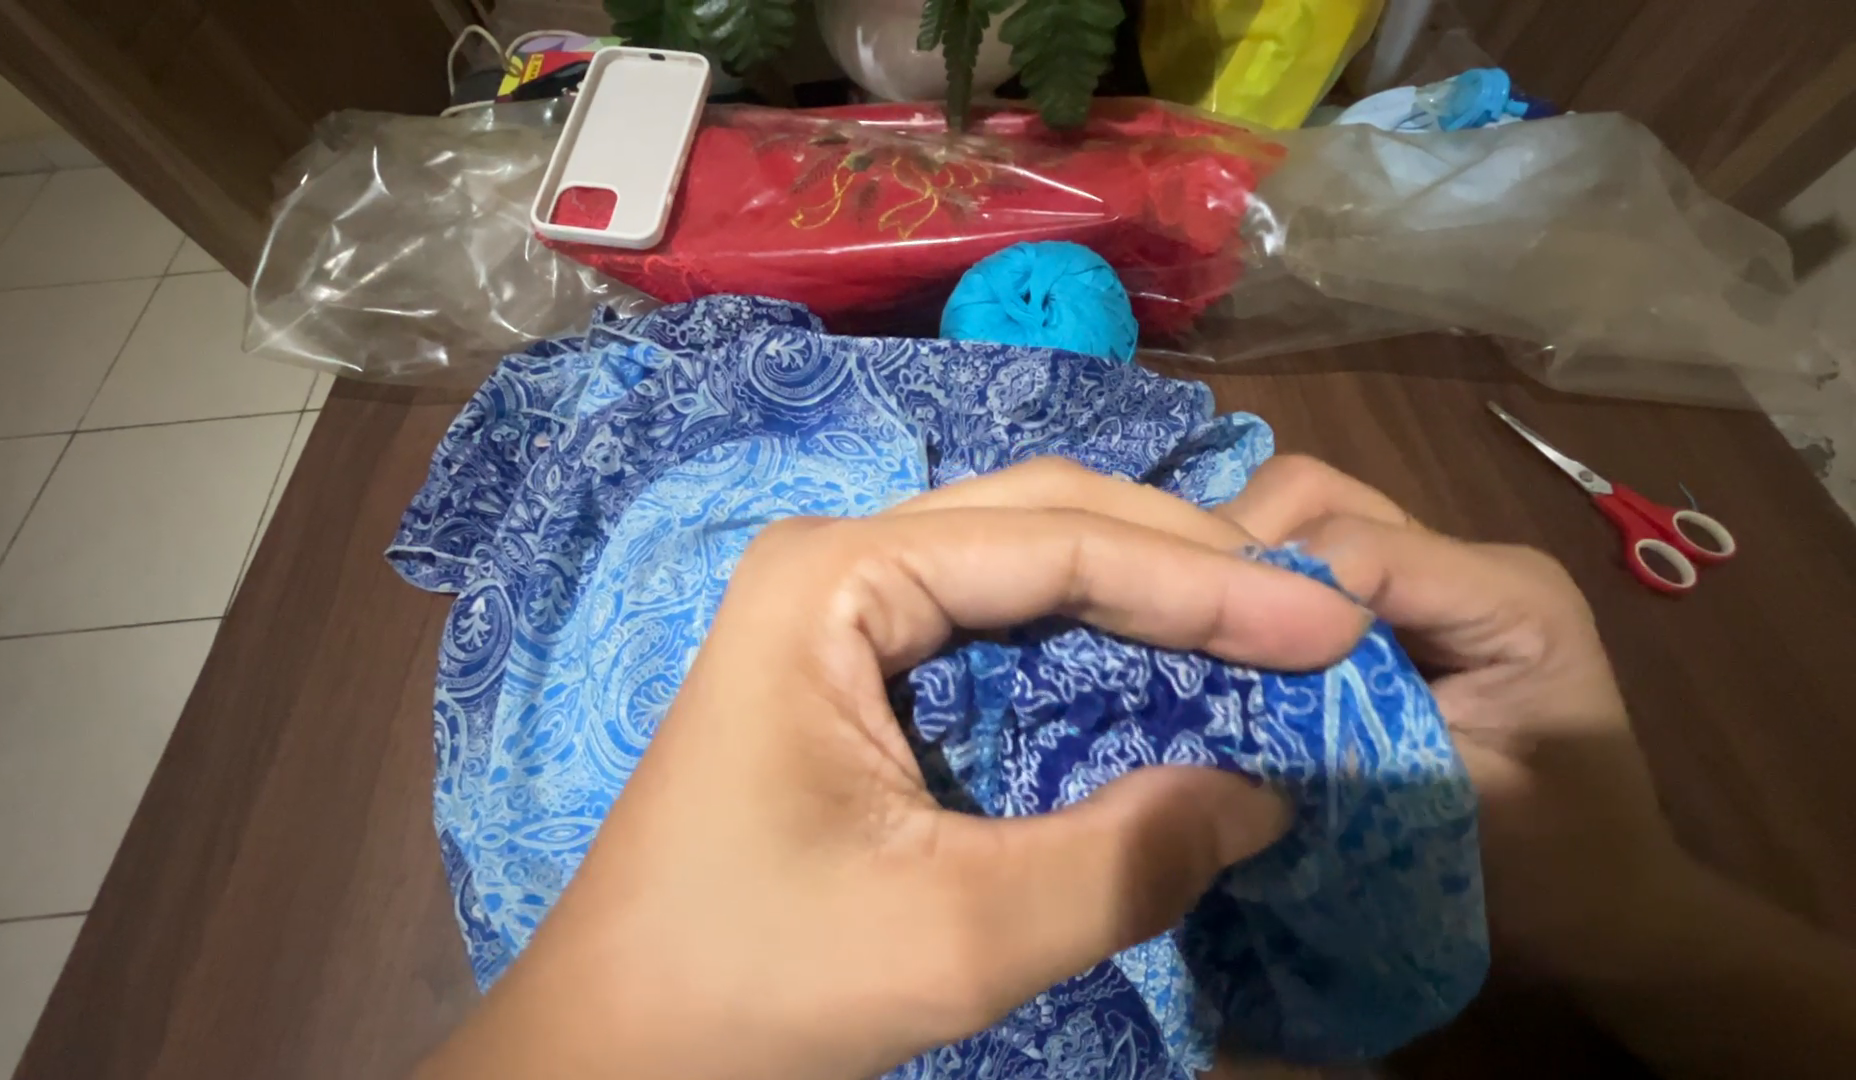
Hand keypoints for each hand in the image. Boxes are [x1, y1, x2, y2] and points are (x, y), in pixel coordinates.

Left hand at [418, 459, 1376, 1079]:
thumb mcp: (952, 936)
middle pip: (1038, 520)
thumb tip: (1263, 793)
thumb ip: (1125, 861)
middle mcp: (838, 554)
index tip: (1329, 622)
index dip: (1201, 579)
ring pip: (1020, 554)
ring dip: (1141, 584)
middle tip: (1306, 612)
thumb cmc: (752, 983)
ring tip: (1256, 625)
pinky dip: (1087, 628)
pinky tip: (1155, 658)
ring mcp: (840, 595)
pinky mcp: (852, 646)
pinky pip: (990, 610)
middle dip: (1179, 560)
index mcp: (835, 577)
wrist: (616, 1034)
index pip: (1051, 543)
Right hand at [1217, 456, 1686, 976]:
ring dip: (1237, 561)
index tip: (1212, 661)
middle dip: (1240, 551)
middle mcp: (1456, 556)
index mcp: (1502, 595)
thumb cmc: (1543, 860)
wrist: (1593, 888)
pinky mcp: (1379, 588)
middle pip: (1311, 496)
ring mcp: (1415, 565)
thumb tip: (1212, 678)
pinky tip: (1229, 635)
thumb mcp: (1441, 797)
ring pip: (1289, 508)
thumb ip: (1337, 722)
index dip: (1267, 593)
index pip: (1350, 547)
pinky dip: (1244, 579)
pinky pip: (1289, 547)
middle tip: (1202, 634)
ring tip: (1213, 635)